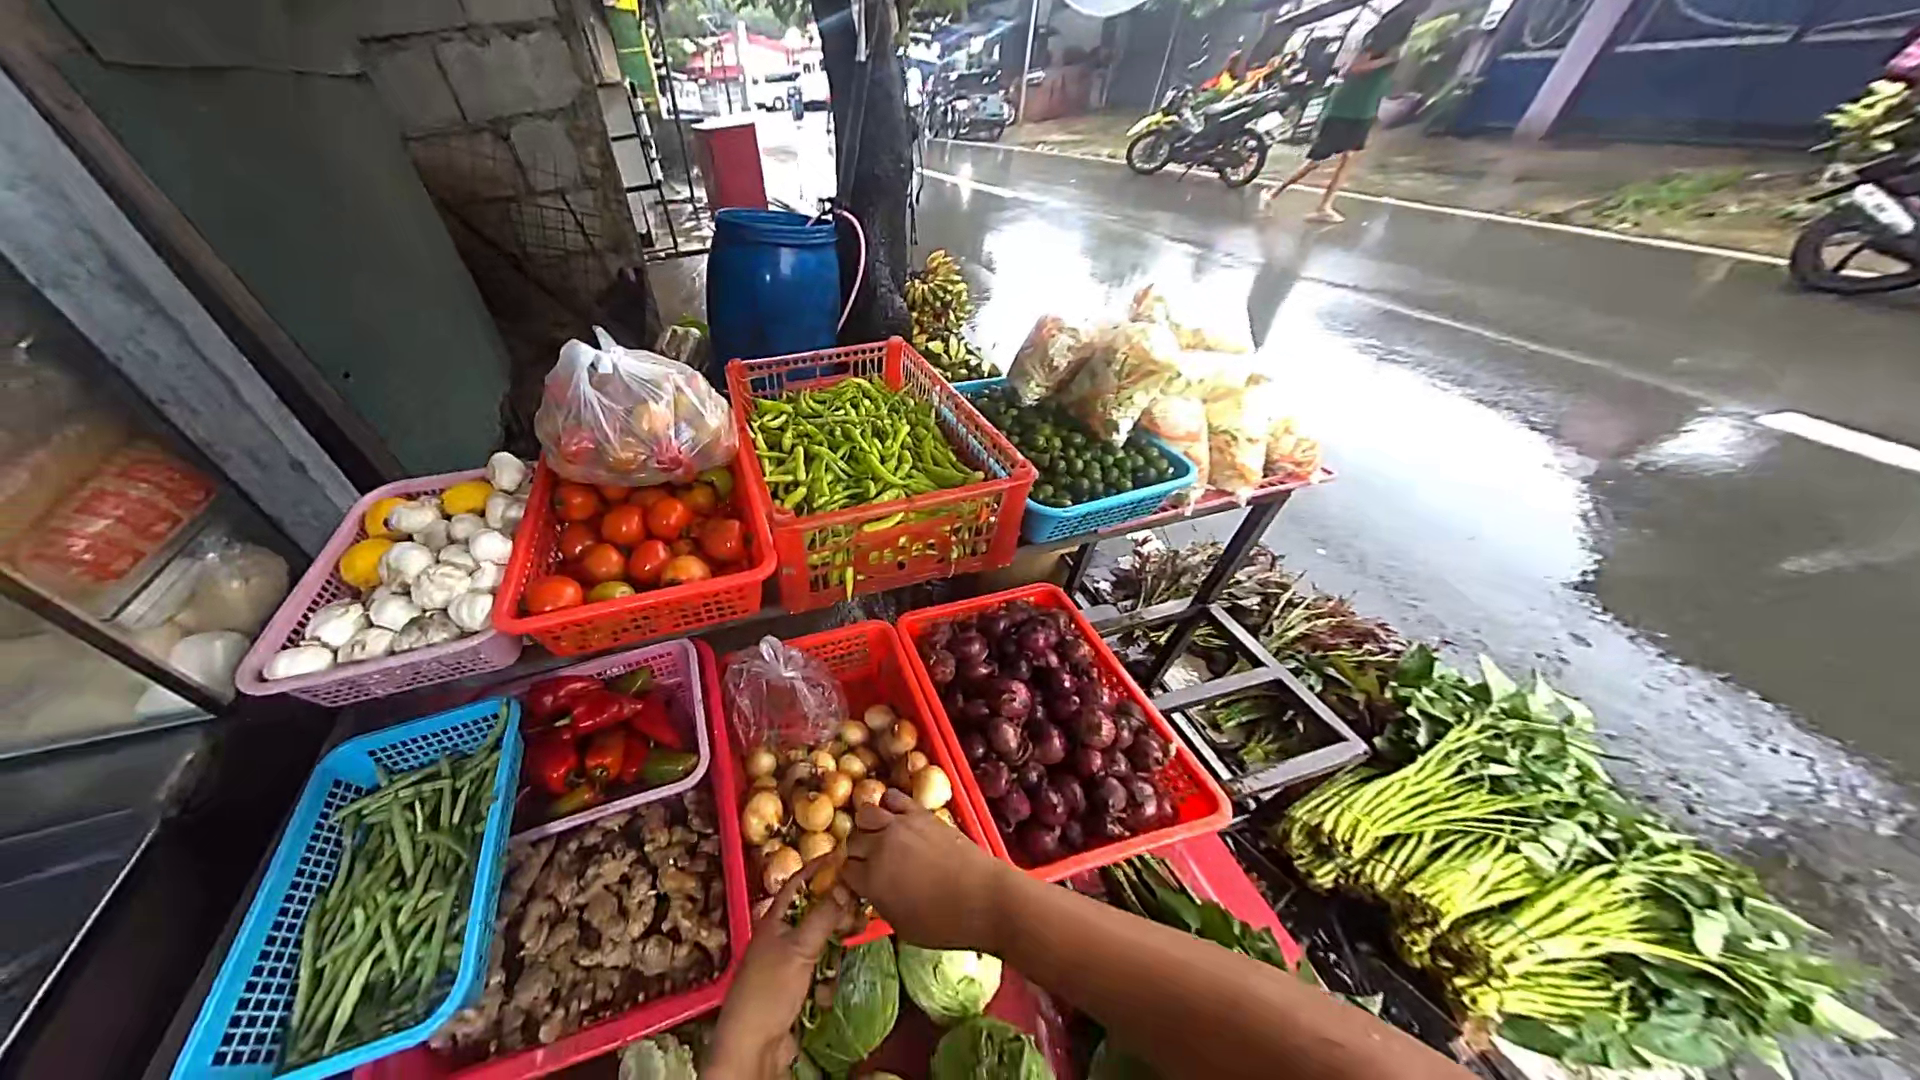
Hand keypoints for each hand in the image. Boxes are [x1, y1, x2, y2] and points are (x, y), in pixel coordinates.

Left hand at [706, 858, 847, 1078]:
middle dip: (835, 912)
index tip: (842, 856)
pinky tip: (827, 991)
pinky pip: (819, 971)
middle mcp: (780, 937)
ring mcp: (786, 964)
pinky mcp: (794, 989)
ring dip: (833, 948)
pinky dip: (826, 978)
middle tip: (859, 908)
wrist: (751, 1050)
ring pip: (820, 942)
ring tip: (850, 947)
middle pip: (813, 912)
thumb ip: (824, 915)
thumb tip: (846, 884)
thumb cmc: (770, 990)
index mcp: (774, 920)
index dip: (817, 868)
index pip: (798, 883)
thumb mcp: (800, 948)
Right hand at [843, 790, 1014, 950]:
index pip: (844, 870)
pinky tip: (895, 818)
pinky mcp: (920, 813)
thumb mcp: (901, 925)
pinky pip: (894, 798)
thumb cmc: (943, 923)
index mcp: (872, 880)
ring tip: (879, 836)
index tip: (859, 883)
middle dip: (857, 852)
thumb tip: (873, 889)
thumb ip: (880, 902)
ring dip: (868, 825)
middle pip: (853, 840)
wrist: (983, 897)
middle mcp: (881, 846)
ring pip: (866, 813)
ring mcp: (900, 825)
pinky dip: (889, 805)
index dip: (850, 878)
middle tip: (869, 862)